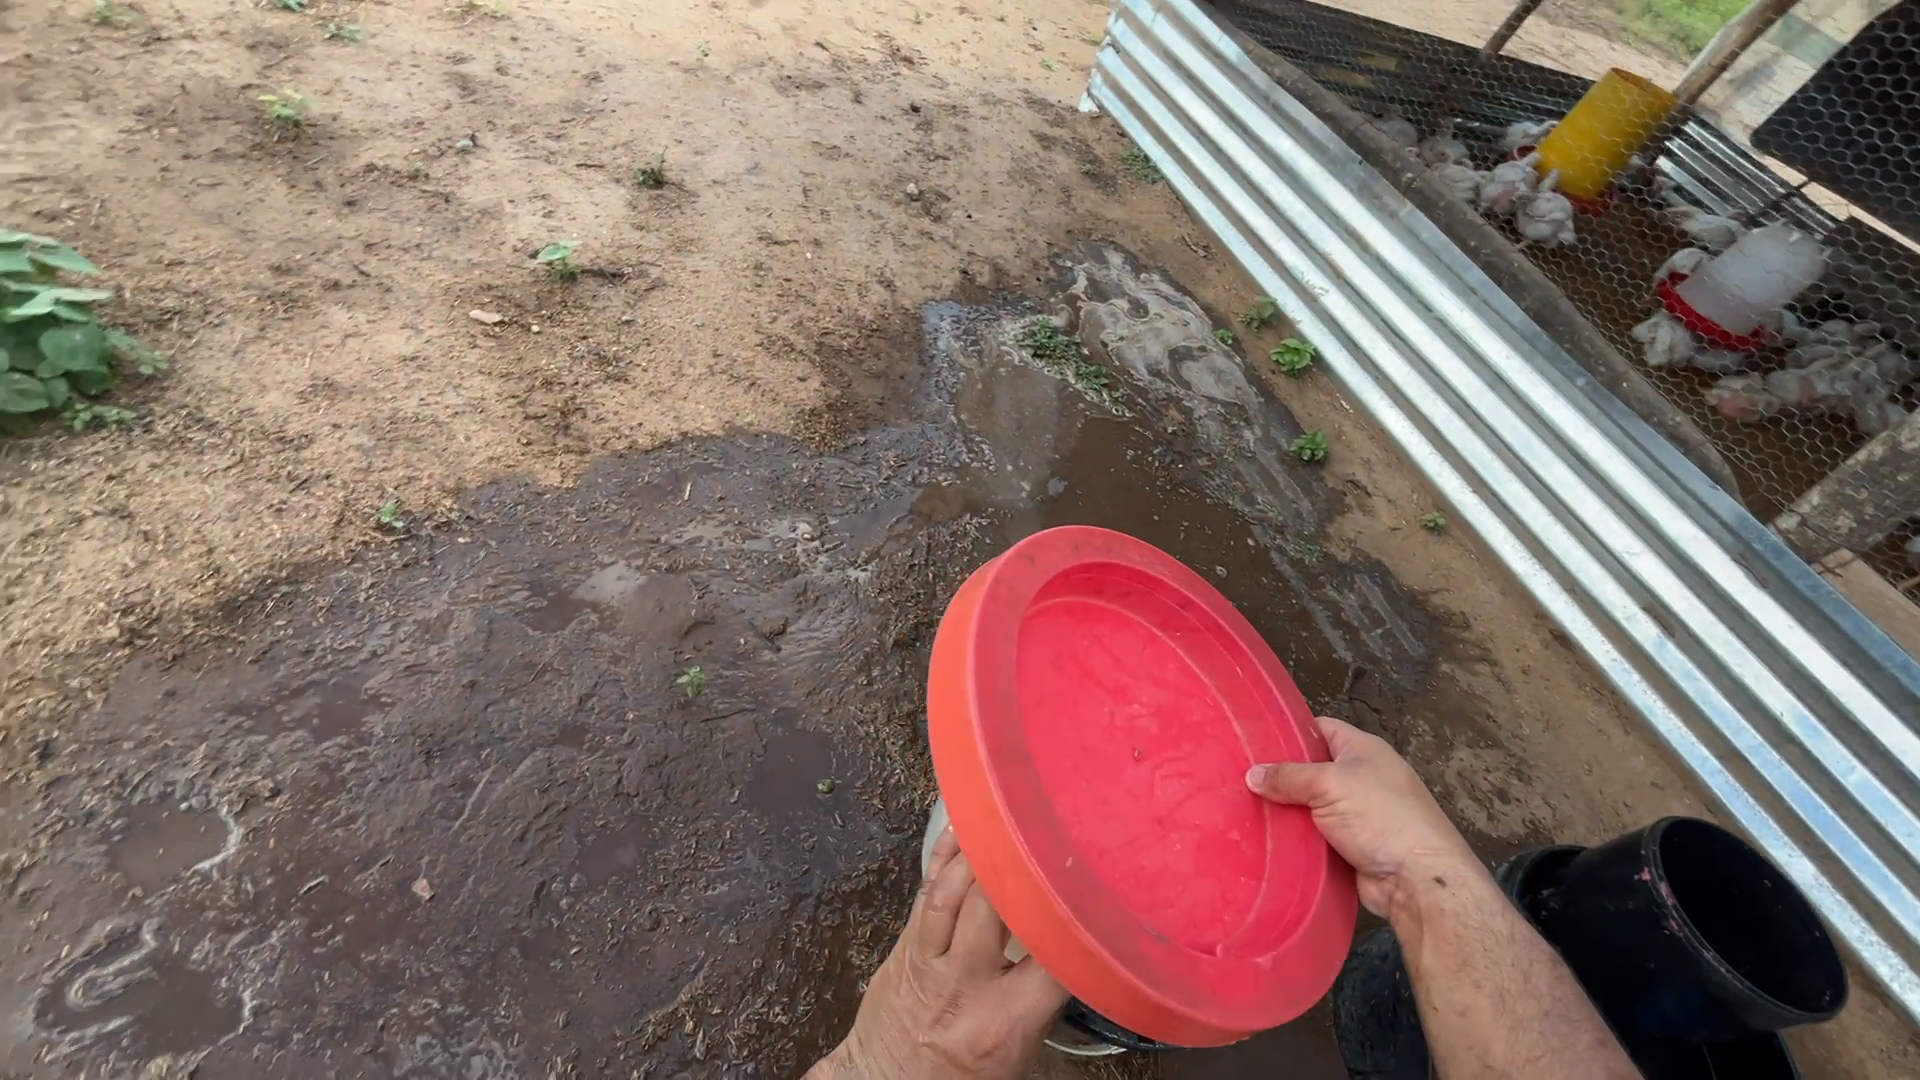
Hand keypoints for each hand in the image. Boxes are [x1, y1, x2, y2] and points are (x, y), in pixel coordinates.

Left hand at [808, 828, 1068, 1079]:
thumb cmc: (963, 1076)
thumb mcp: (1020, 1051)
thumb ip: (1044, 994)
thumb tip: (1079, 940)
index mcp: (1003, 1022)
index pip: (1048, 958)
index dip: (1069, 918)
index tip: (1090, 884)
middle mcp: (964, 984)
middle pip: (990, 906)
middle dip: (1016, 867)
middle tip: (1046, 833)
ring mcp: (928, 960)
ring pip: (951, 891)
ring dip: (976, 851)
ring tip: (1005, 817)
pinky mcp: (904, 945)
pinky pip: (925, 889)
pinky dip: (944, 855)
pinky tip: (961, 824)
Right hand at [1246, 715, 1481, 918]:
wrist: (1418, 882)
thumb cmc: (1379, 816)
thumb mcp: (1328, 784)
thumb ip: (1287, 776)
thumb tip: (1251, 775)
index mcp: (1363, 750)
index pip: (1320, 729)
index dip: (1290, 731)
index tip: (1254, 739)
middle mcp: (1362, 778)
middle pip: (1311, 769)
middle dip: (1280, 775)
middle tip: (1241, 776)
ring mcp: (1358, 814)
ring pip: (1310, 805)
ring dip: (1285, 810)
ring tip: (1244, 807)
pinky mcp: (1352, 846)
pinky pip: (1315, 834)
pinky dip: (1296, 837)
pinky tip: (1266, 836)